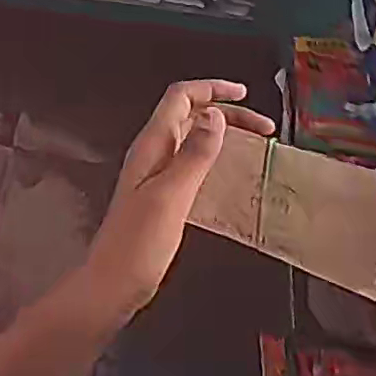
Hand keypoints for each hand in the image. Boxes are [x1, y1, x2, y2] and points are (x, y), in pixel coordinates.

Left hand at [81, 80, 276, 316]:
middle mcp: (153, 151)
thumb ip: (193, 155)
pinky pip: (192, 163)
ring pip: (193, 138)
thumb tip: (216, 114)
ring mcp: (156, 172)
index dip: (211, 88)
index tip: (245, 95)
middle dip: (227, 113)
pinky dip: (216, 160)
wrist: (110, 286)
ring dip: (224, 135)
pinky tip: (232, 177)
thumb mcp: (171, 196)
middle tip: (264, 129)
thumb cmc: (138, 243)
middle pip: (190, 113)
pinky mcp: (161, 194)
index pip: (180, 96)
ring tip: (255, 147)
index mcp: (152, 144)